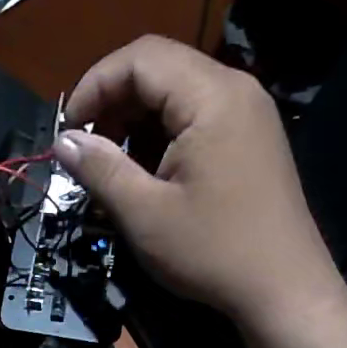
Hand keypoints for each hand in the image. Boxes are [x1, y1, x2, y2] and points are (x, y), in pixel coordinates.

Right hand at [52, 36, 343, 324]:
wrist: (283, 289)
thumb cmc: (212, 251)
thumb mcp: (144, 214)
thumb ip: (100, 169)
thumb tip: (62, 141)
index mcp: (211, 97)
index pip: (141, 58)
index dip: (94, 85)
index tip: (68, 130)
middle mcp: (235, 90)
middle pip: (160, 67)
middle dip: (113, 101)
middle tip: (86, 147)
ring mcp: (249, 113)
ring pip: (178, 91)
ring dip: (136, 118)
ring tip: (112, 163)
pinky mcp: (252, 138)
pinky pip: (198, 115)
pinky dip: (163, 132)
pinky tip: (147, 171)